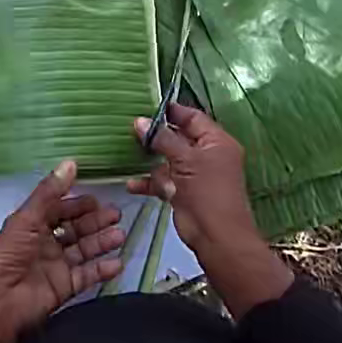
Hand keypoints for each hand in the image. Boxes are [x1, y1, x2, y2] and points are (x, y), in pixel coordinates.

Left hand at [0, 159, 127, 342]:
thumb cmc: (7, 256)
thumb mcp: (26, 219)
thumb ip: (50, 192)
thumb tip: (70, 163)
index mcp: (29, 226)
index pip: (57, 210)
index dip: (75, 204)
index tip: (97, 199)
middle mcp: (42, 244)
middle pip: (73, 230)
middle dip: (94, 222)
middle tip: (116, 215)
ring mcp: (53, 267)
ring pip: (82, 251)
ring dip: (101, 243)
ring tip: (120, 235)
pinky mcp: (62, 289)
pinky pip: (86, 276)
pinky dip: (101, 270)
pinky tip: (117, 263)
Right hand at [130, 103, 292, 318]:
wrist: (216, 237)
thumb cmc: (207, 192)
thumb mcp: (185, 159)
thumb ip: (162, 138)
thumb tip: (140, 121)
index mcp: (216, 142)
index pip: (193, 118)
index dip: (171, 111)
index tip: (146, 105)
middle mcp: (206, 155)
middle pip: (178, 137)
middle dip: (156, 133)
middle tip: (130, 125)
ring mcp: (194, 174)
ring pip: (167, 159)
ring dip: (149, 157)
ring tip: (125, 148)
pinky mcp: (182, 192)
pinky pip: (162, 180)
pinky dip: (148, 181)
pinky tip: (131, 183)